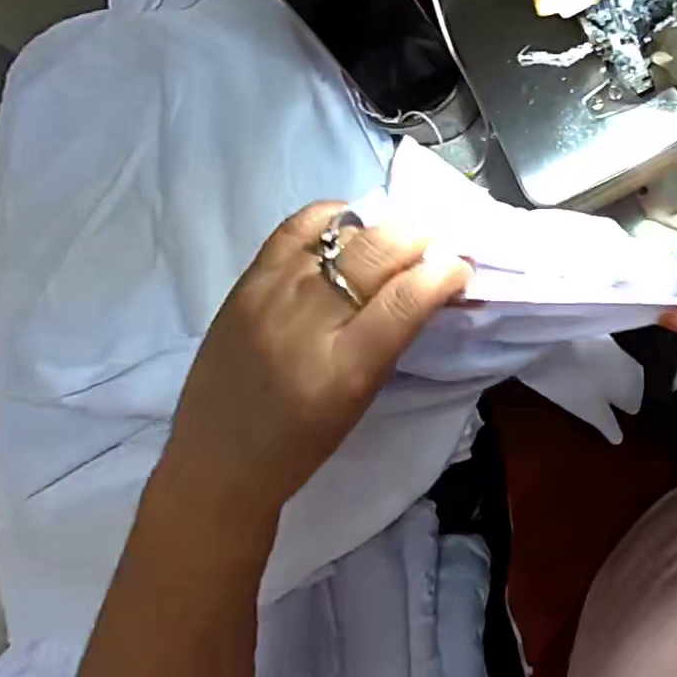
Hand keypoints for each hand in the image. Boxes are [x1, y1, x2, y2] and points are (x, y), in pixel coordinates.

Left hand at [164, 201, 472, 502]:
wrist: (216, 460)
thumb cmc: (304, 442)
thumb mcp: (365, 394)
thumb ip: (396, 334)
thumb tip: (429, 281)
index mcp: (344, 369)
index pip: (408, 298)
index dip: (444, 271)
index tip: (459, 267)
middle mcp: (306, 323)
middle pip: (377, 252)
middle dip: (419, 237)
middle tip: (434, 243)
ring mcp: (271, 294)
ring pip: (343, 232)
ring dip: (383, 227)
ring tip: (397, 236)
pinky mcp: (247, 280)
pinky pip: (299, 226)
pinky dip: (334, 217)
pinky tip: (351, 226)